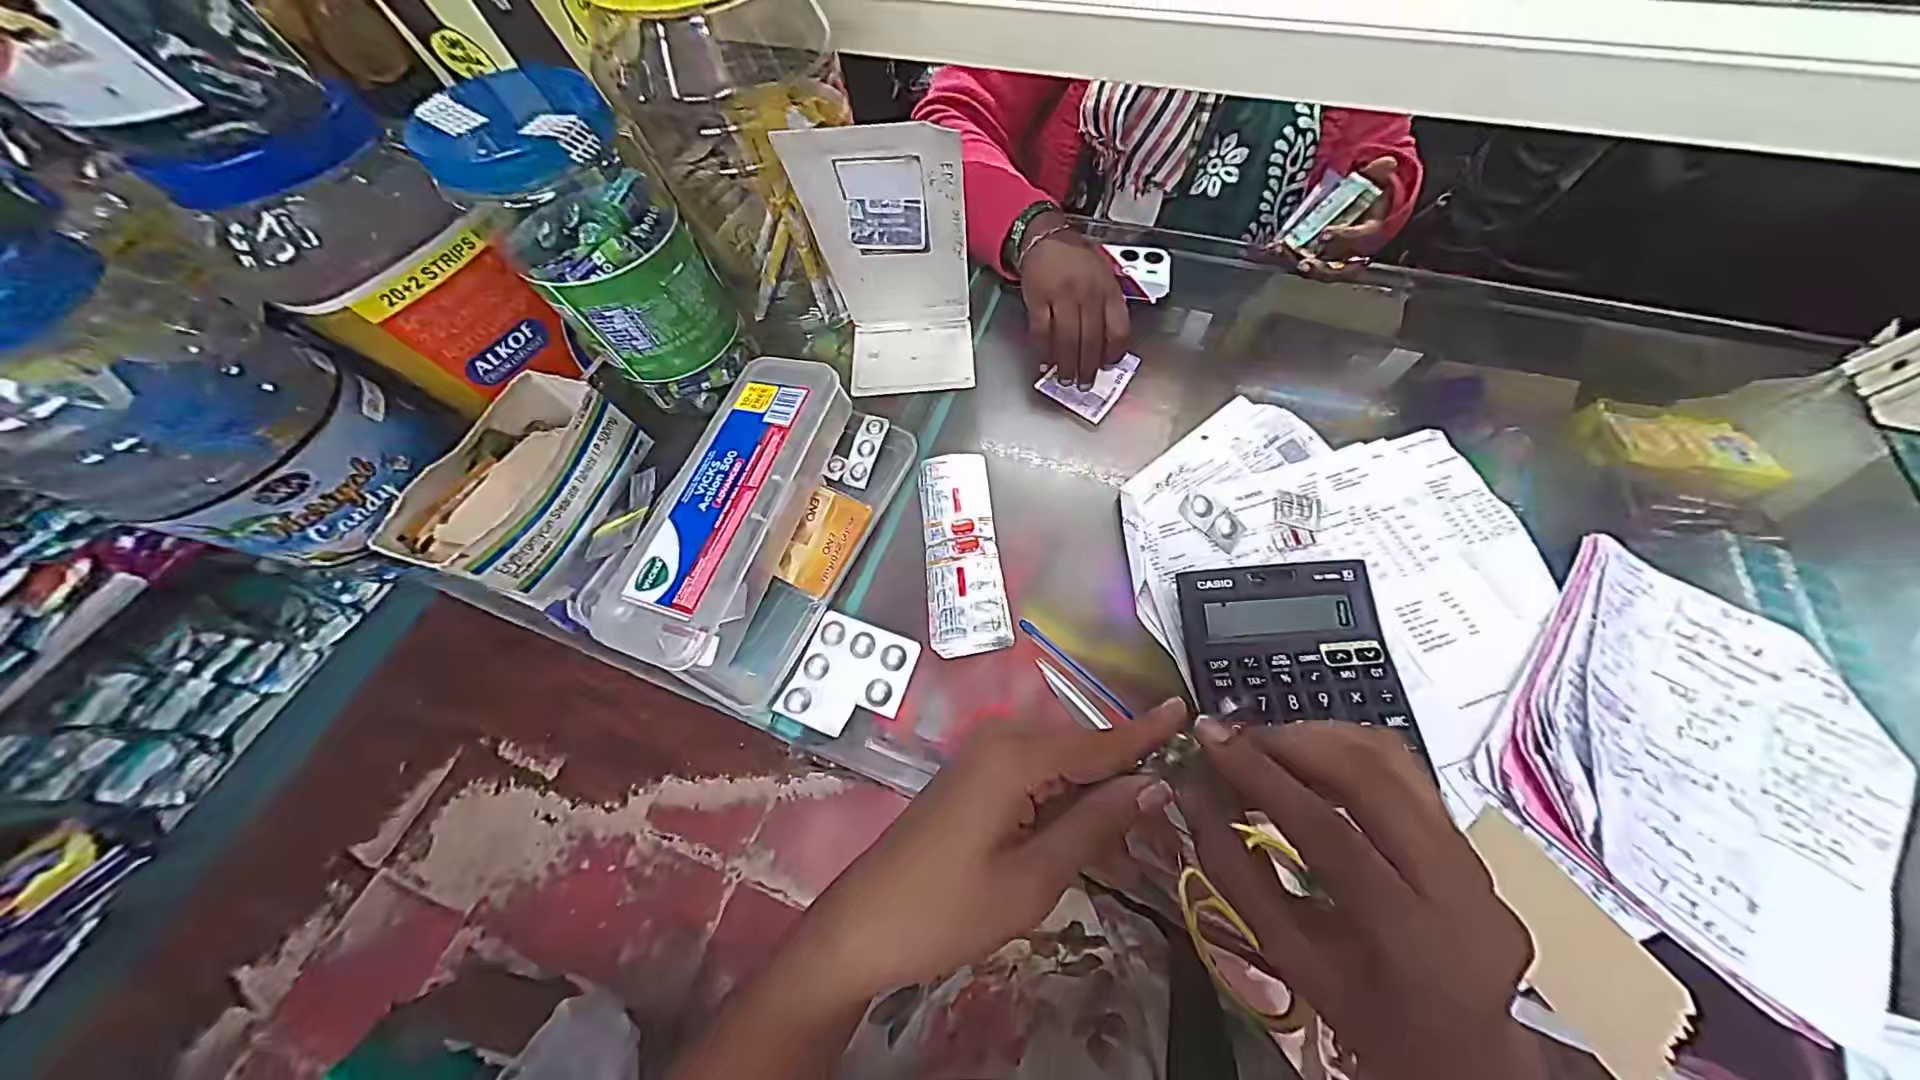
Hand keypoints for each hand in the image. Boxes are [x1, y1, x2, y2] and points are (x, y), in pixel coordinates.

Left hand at [793, 698, 1188, 1003]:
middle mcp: (998, 742)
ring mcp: (981, 758)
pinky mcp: (973, 778)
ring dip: (1094, 794)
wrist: (863, 926)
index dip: (1145, 732)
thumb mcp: (1032, 878)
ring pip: (1058, 765)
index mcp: (1013, 757)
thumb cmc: (946, 910)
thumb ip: (1092, 824)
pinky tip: (1087, 832)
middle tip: (1171, 808)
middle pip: (1079, 749)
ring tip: (1136, 833)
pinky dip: (1063, 801)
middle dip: (1123, 775)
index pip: (1097, 741)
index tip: (1184, 711)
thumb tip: (1149, 785)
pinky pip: (1032, 777)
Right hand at [1017, 211, 1129, 388]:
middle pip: (1090, 340)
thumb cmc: (1076, 259)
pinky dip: (1044, 351)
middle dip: (1087, 367)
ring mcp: (1062, 297)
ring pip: (1067, 340)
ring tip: (1065, 380)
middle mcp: (1087, 293)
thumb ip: (1108, 306)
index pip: (1118, 328)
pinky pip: (1042, 332)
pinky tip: (1046, 362)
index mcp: (1108, 289)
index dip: (1114, 352)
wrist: (1046, 237)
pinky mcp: (1038, 300)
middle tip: (1084, 383)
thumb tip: (1108, 345)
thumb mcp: (1103, 276)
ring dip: (1066, 365)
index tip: (1108, 366)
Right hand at [1176, 720, 1541, 1079]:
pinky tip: (1306, 760)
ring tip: (1264, 746)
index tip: (1209, 739)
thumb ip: (1237, 873)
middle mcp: (1459, 886)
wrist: (1468, 1053)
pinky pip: (1401, 769)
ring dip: (1316, 737)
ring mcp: (1473, 857)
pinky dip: (1344, 750)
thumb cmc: (1369, 1017)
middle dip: (1289, 741)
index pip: (1328, 833)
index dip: (1260, 776)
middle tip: (1234, 738)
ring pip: (1391, 758)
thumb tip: (1193, 794)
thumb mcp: (1291, 958)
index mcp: (1410, 937)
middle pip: (1370, 775)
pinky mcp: (1469, 838)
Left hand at [1266, 156, 1398, 282]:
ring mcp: (1329, 259)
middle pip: (1337, 268)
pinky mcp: (1311, 257)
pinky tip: (1273, 250)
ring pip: (1316, 270)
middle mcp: (1350, 252)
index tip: (1326, 233)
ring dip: (1298, 265)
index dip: (1345, 237)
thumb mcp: (1373, 180)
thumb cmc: (1365, 193)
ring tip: (1283, 255)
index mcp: (1370, 232)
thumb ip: (1376, 173)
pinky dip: (1284, 258)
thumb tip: (1387, 163)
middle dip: (1320, 268)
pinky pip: (1298, 263)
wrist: (1355, 202)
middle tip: (1304, 263)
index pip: (1361, 239)